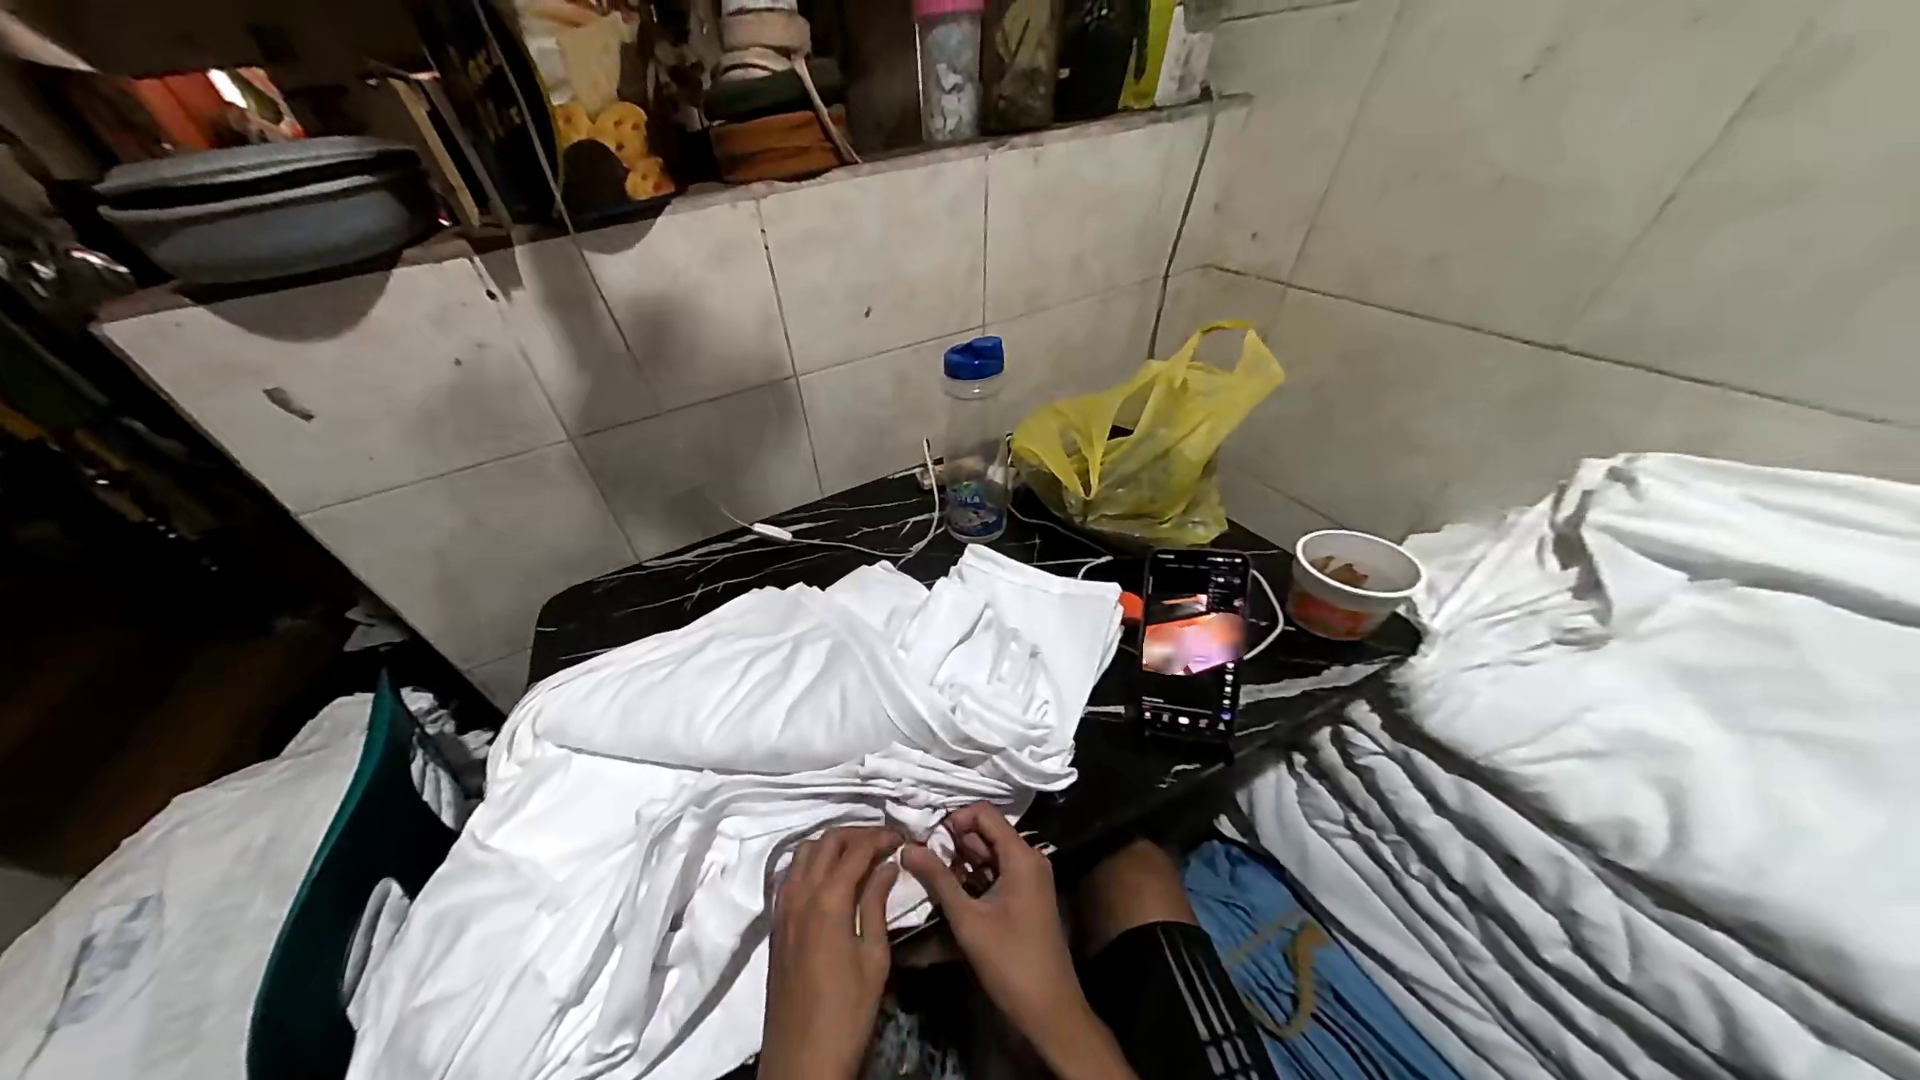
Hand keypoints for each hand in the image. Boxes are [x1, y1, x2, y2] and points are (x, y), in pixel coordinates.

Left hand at [762, 825, 901, 1079]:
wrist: (802, 1061)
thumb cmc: (847, 1012)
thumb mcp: (874, 957)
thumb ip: (876, 903)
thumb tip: (888, 865)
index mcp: (827, 899)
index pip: (857, 849)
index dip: (882, 837)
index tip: (904, 839)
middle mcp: (800, 893)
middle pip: (827, 841)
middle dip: (858, 834)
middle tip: (885, 843)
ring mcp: (782, 907)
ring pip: (805, 852)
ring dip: (833, 845)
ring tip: (860, 855)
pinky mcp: (776, 922)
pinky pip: (791, 874)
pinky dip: (812, 862)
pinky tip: (830, 876)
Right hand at [902, 804, 1137, 1079]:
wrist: (1049, 1010)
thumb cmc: (1009, 961)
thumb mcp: (967, 919)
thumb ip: (937, 879)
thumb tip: (907, 848)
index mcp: (1021, 855)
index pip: (985, 813)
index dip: (955, 819)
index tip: (927, 838)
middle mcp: (1029, 858)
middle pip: (987, 831)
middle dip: (954, 840)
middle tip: (922, 856)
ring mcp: (1029, 877)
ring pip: (990, 853)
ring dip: (961, 859)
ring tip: (930, 871)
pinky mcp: (1025, 895)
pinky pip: (996, 871)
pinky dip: (974, 875)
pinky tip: (950, 888)